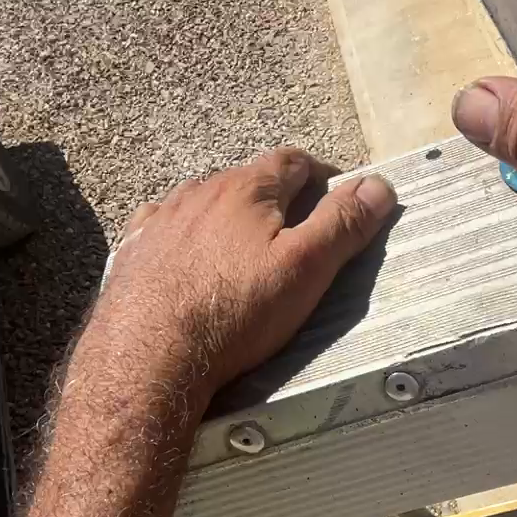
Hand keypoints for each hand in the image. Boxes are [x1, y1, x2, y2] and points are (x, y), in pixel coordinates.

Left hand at [86, 148, 395, 411]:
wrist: (154, 353)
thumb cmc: (238, 311)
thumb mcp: (306, 268)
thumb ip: (342, 225)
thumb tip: (379, 185)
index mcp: (248, 189)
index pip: (294, 162)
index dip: (323, 174)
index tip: (338, 196)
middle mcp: (201, 191)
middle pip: (250, 180)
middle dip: (279, 198)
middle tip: (299, 231)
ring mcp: (164, 218)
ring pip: (208, 202)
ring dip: (232, 215)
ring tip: (248, 247)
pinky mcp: (137, 248)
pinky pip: (168, 227)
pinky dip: (189, 234)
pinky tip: (194, 257)